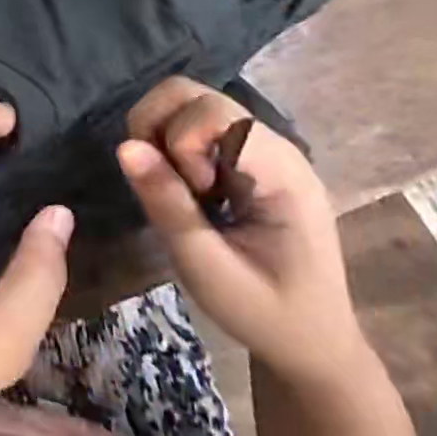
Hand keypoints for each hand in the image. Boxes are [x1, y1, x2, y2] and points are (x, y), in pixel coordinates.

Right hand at [117, 77, 365, 380]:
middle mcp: (270, 141)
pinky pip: (192, 121)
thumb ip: (168, 206)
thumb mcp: (210, 271)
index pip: (213, 111)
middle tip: (165, 183)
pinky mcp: (243, 151)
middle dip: (158, 128)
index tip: (195, 196)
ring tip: (175, 187)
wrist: (313, 344)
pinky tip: (186, 187)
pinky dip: (170, 143)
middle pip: (192, 93)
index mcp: (279, 169)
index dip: (182, 143)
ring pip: (186, 100)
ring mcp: (257, 143)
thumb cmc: (267, 314)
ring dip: (161, 135)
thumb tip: (123, 146)